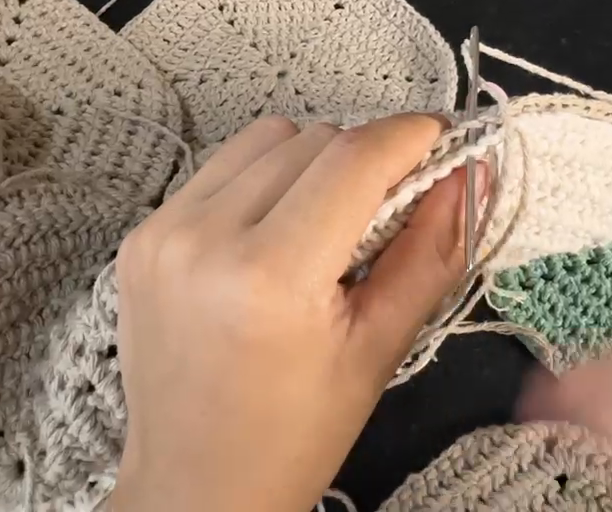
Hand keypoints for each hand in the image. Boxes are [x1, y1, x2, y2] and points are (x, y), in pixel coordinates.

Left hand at [110, 114, 468, 511]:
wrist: (193, 488)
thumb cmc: (298, 433)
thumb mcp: (380, 348)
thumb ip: (433, 251)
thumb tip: (468, 174)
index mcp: (271, 277)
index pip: (353, 159)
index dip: (409, 134)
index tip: (443, 138)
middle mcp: (206, 236)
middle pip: (315, 139)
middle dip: (365, 159)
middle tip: (385, 207)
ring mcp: (165, 227)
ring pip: (269, 138)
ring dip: (313, 161)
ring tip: (323, 222)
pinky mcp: (143, 229)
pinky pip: (224, 164)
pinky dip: (264, 177)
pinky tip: (273, 229)